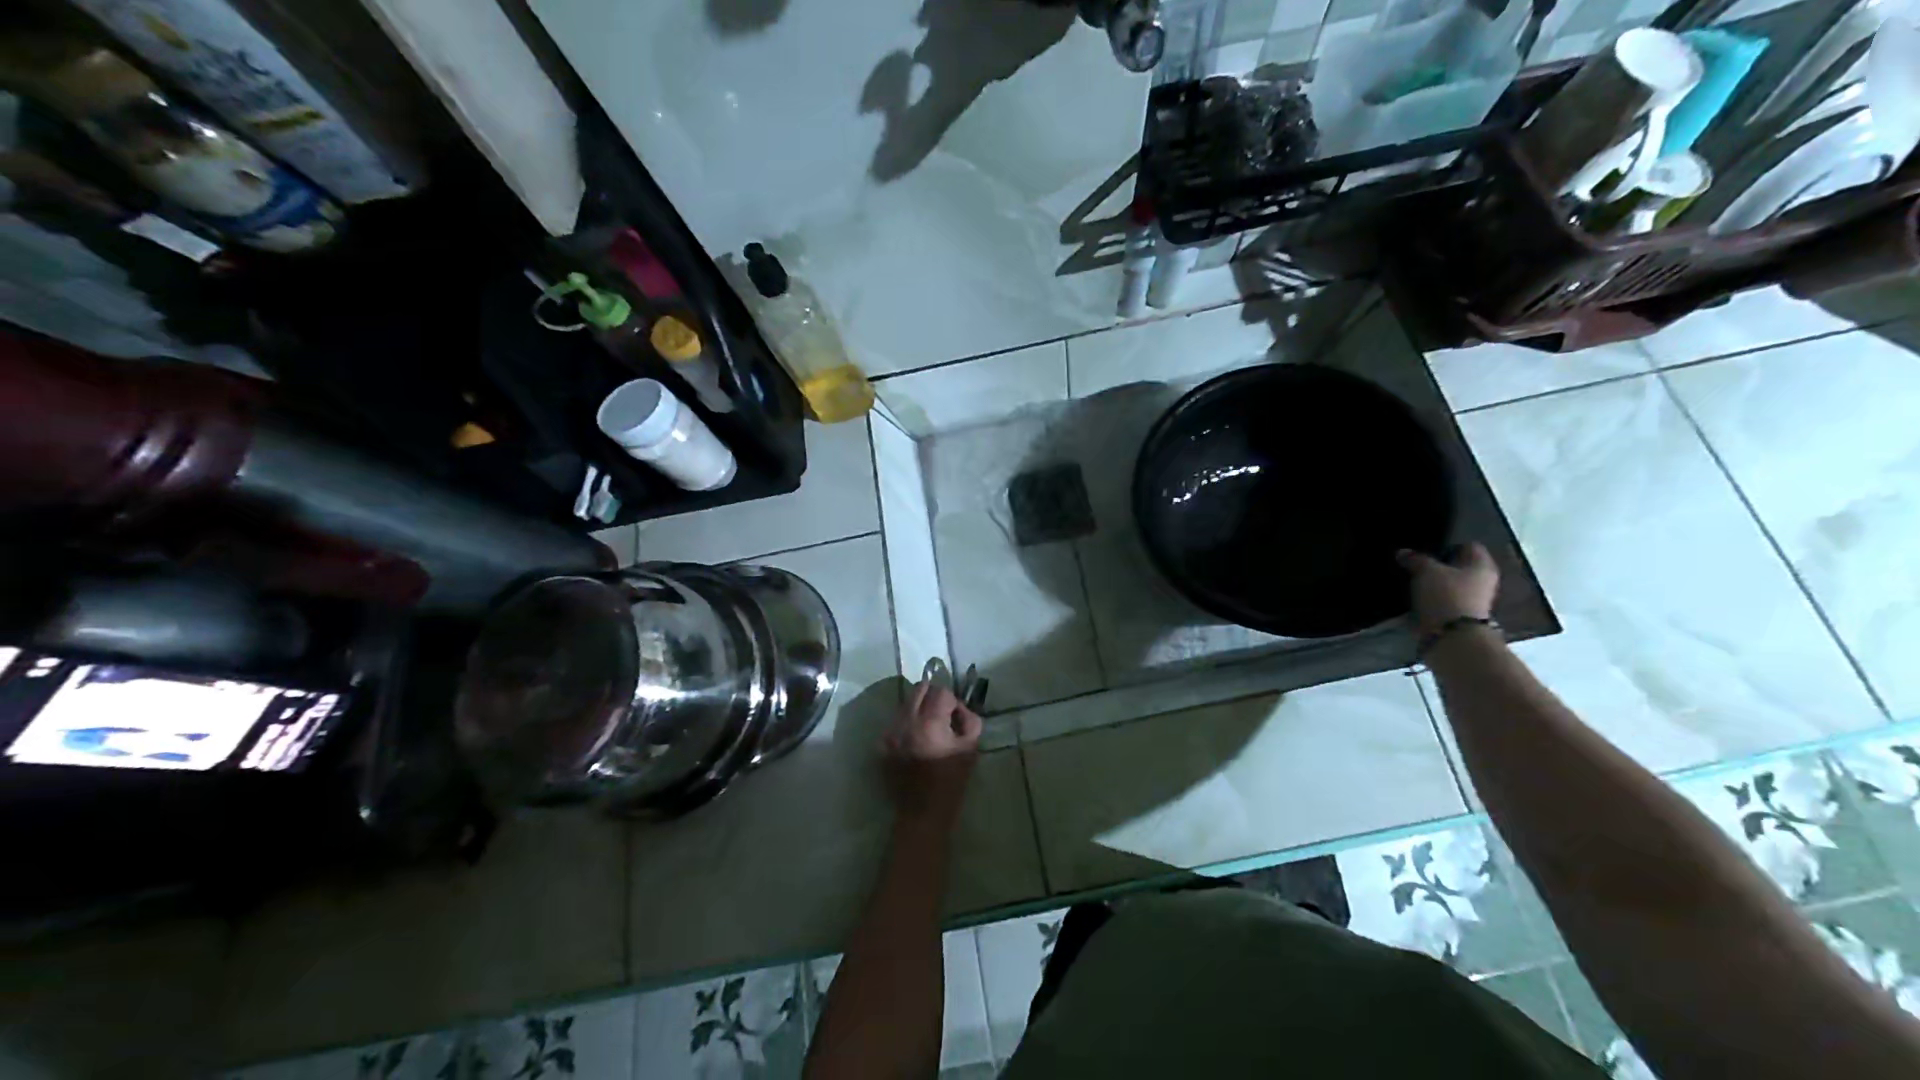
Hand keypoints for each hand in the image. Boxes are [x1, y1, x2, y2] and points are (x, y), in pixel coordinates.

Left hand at [882, 678, 982, 825]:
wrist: (923, 812)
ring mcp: (890, 733)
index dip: (953, 703)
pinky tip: (916, 742)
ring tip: (929, 730)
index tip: (957, 719)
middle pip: (919, 689)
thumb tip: (959, 709)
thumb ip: (970, 720)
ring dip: (919, 710)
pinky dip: (908, 724)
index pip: (941, 692)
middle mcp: (906, 722)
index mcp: (929, 722)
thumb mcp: (971, 748)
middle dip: (934, 698)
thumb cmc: (951, 782)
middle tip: (942, 716)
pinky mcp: (882, 744)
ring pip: (906, 704)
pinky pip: (896, 722)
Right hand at [1397, 543, 1499, 636]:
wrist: (1451, 636)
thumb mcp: (1426, 571)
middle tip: (1416, 563)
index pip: (1469, 546)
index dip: (1448, 545)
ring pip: (1451, 584)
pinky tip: (1415, 596)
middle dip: (1439, 565)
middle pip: (1460, 566)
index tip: (1426, 548)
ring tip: (1411, 580)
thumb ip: (1415, 560)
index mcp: (1482, 565)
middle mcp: (1483, 581)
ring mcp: (1473, 600)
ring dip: (1434, 582)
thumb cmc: (1446, 595)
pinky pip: (1444, 600)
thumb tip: (1403, 552)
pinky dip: (1432, 598)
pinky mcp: (1459, 616)